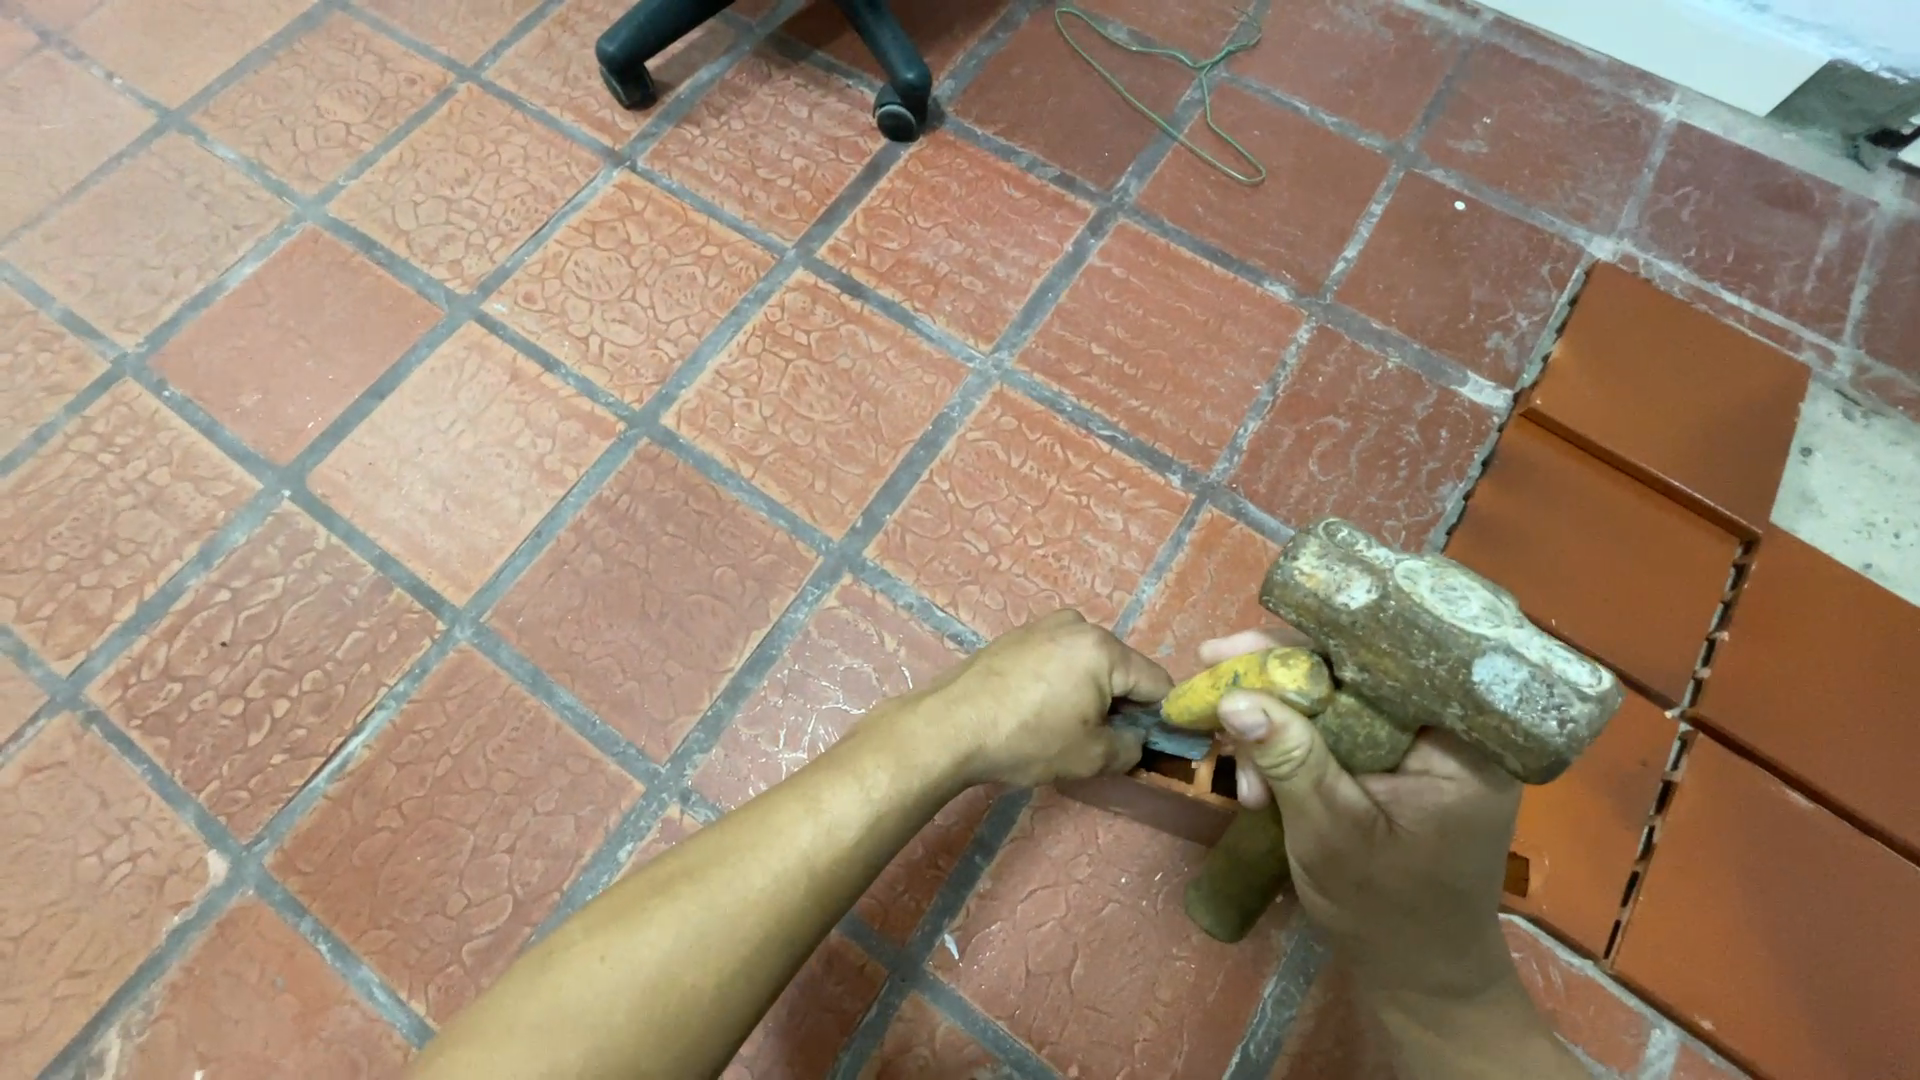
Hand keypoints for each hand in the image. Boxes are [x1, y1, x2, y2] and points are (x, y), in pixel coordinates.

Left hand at [925, 610, 1173, 787]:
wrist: (950, 726)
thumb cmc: (1026, 739)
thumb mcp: (1091, 756)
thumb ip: (1131, 746)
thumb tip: (1135, 738)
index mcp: (1102, 648)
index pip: (1157, 682)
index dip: (1163, 716)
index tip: (1155, 744)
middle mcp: (1076, 625)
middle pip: (1121, 668)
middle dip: (1121, 703)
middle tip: (1104, 741)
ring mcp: (1042, 626)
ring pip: (1087, 663)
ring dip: (1090, 693)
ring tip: (1066, 728)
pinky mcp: (1016, 636)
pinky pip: (1057, 659)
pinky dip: (1061, 683)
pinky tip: (1039, 711)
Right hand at [1203, 629, 1521, 1000]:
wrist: (1417, 978)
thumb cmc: (1388, 913)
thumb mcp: (1332, 834)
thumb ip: (1290, 760)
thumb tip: (1234, 697)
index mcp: (1460, 741)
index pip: (1379, 660)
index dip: (1302, 647)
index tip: (1233, 648)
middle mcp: (1445, 730)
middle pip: (1348, 673)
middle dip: (1274, 683)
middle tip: (1211, 675)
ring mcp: (1417, 747)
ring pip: (1330, 700)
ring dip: (1273, 722)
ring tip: (1235, 766)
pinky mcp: (1390, 763)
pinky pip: (1330, 730)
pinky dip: (1286, 744)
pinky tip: (1256, 778)